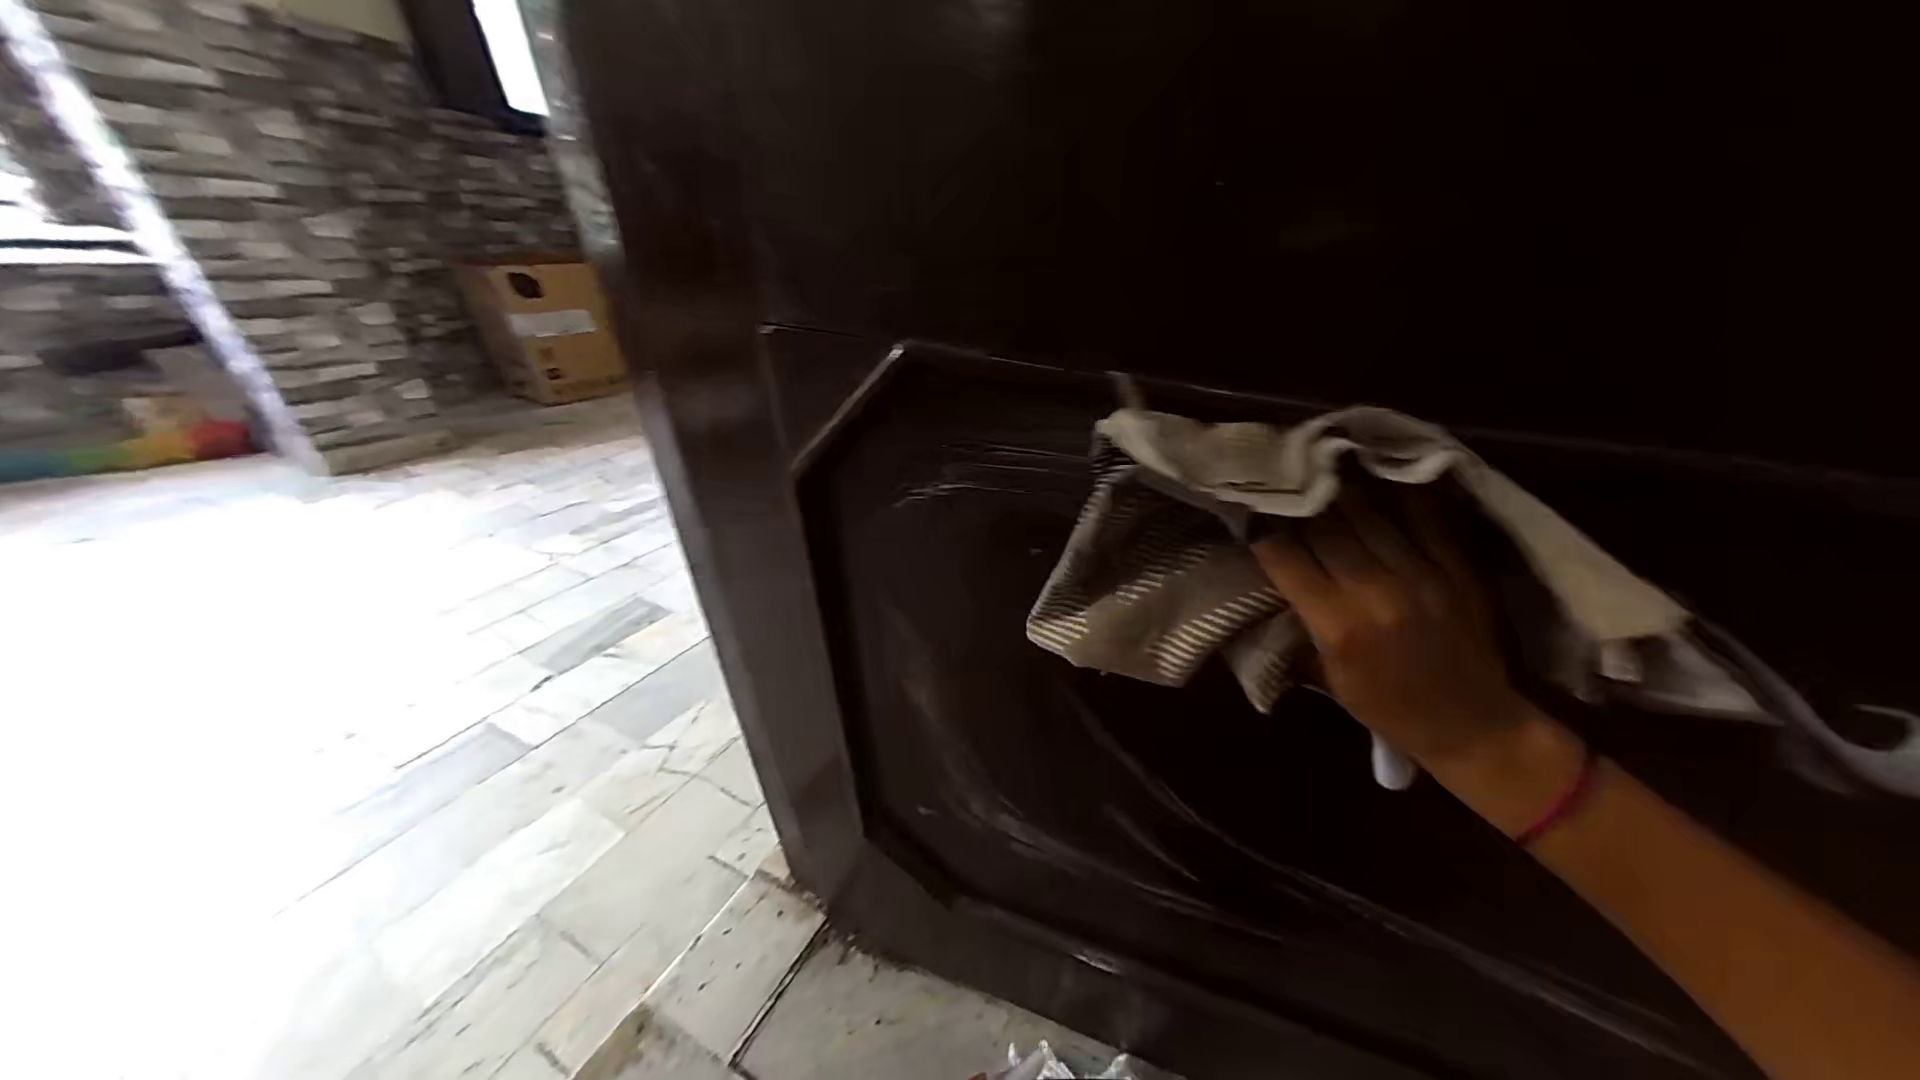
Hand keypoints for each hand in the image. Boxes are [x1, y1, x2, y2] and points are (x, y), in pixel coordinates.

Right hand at [1252, 484, 1530, 769]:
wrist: (1472, 723)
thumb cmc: (1384, 706)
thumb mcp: (1325, 673)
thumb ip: (1302, 620)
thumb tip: (1278, 575)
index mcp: (1337, 624)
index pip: (1285, 558)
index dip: (1261, 531)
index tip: (1246, 511)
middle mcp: (1375, 590)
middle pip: (1324, 526)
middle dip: (1295, 499)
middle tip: (1277, 477)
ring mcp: (1421, 573)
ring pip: (1369, 512)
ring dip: (1338, 486)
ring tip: (1317, 461)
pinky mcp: (1455, 566)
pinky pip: (1423, 515)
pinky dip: (1397, 491)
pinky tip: (1376, 471)